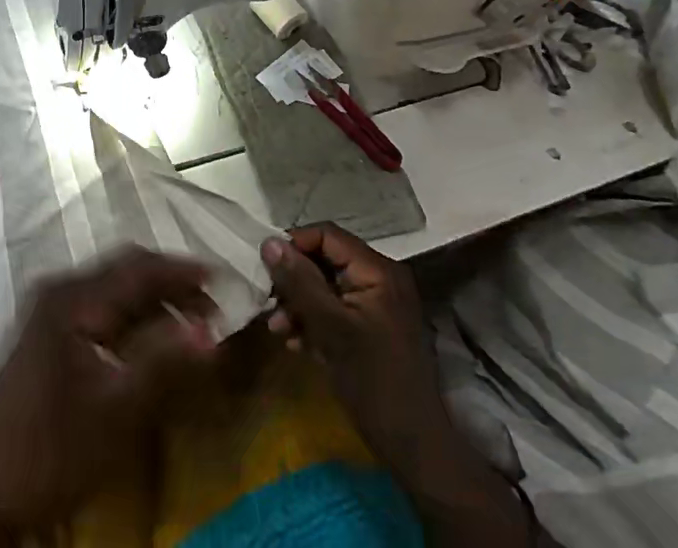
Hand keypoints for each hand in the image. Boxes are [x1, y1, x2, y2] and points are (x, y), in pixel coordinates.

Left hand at [0, 248, 218, 530]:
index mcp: (75, 299)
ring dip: (153, 299)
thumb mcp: (116, 410)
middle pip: (125, 270)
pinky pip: (100, 306)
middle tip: (213, 311)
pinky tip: (152, 340)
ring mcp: (50, 308)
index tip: (225, 281)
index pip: (138, 266)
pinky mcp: (48, 329)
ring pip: (113, 287)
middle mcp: (61, 290)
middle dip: (171, 284)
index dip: (183, 270)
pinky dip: (132, 315)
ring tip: (192, 326)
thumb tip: (209, 330)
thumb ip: (164, 363)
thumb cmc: (51, 445)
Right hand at [261, 225, 449, 477]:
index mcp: (377, 272)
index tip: (265, 268)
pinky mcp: (369, 327)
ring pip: (323, 286)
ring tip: (280, 330)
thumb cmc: (373, 379)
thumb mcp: (330, 327)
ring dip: (297, 304)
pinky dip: (311, 321)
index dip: (293, 245)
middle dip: (293, 280)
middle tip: (268, 302)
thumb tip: (268, 242)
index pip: (326, 235)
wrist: (412, 443)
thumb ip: (299, 282)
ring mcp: (375, 305)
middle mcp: (379, 279)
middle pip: (323, 260)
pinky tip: (297, 344)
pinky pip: (332, 309)